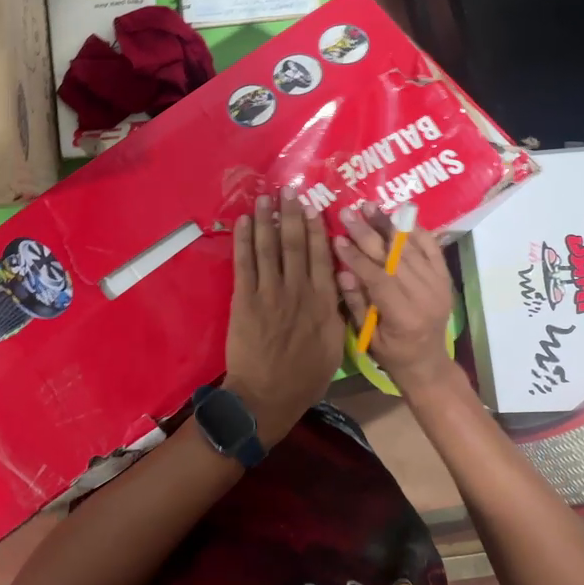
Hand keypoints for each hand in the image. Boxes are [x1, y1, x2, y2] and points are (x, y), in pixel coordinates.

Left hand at [223, 190, 343, 447]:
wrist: (266, 395)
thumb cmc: (304, 376)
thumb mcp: (334, 346)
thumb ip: (336, 311)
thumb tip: (339, 284)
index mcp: (324, 303)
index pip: (322, 256)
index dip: (317, 228)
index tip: (314, 206)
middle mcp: (298, 291)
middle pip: (295, 243)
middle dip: (291, 214)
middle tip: (288, 190)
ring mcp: (269, 292)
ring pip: (269, 247)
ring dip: (266, 219)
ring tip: (265, 197)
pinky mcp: (244, 298)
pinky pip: (244, 262)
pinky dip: (244, 239)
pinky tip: (244, 221)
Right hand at [334, 205, 457, 394]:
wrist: (428, 362)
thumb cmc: (392, 352)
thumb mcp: (367, 335)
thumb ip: (356, 302)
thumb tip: (342, 270)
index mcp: (404, 316)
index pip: (378, 278)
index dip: (356, 257)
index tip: (337, 237)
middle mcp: (426, 297)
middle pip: (395, 258)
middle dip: (368, 233)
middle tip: (348, 213)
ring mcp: (439, 285)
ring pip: (411, 248)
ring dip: (388, 225)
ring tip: (369, 207)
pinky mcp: (445, 278)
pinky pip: (432, 248)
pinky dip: (416, 231)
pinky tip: (398, 216)